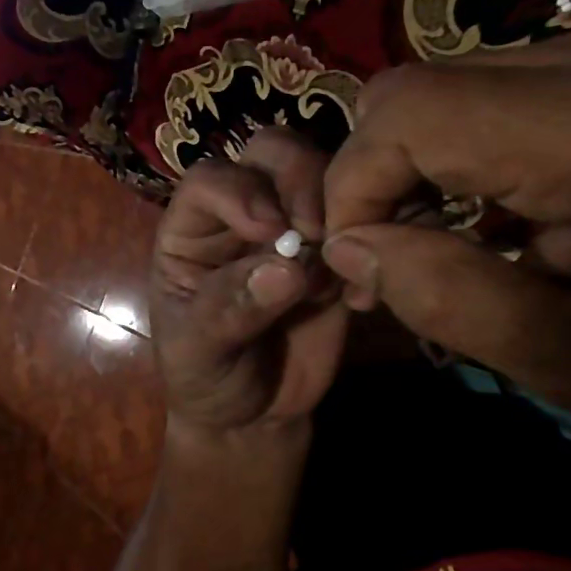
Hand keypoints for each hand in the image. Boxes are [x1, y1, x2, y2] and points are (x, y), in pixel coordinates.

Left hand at [152, 128, 349, 433]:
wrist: (252, 417)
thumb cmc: (204, 377)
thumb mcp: (197, 352)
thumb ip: (229, 309)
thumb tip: (288, 268)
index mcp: (191, 229)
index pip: (210, 178)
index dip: (241, 191)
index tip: (270, 230)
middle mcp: (243, 216)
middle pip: (272, 153)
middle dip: (299, 177)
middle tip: (316, 232)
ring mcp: (296, 231)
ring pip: (326, 176)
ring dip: (343, 203)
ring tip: (344, 262)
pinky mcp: (341, 256)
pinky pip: (368, 224)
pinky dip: (379, 240)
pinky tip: (362, 299)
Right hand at [319, 9, 570, 433]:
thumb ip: (458, 305)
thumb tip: (349, 248)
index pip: (412, 112)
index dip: (354, 184)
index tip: (362, 263)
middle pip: (417, 91)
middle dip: (374, 181)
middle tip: (393, 262)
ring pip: (447, 86)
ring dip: (414, 169)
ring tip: (444, 242)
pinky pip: (495, 89)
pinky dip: (460, 151)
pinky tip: (496, 208)